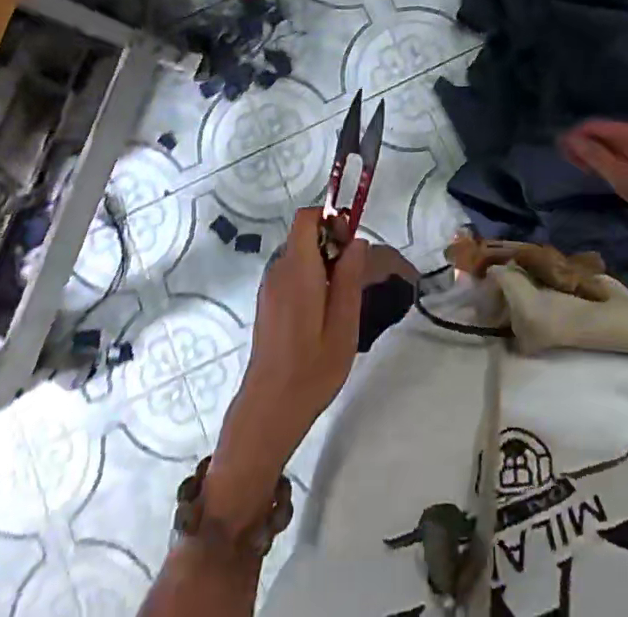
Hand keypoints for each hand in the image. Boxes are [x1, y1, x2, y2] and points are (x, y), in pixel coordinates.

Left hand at [206, 208, 366, 527]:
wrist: (270, 408)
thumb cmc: (312, 369)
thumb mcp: (343, 325)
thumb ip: (349, 278)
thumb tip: (357, 242)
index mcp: (297, 272)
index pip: (305, 219)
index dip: (331, 219)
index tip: (353, 244)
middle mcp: (278, 272)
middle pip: (305, 235)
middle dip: (334, 243)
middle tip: (358, 275)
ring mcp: (270, 287)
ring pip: (300, 255)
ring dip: (326, 262)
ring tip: (346, 297)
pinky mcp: (269, 302)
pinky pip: (293, 273)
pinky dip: (313, 277)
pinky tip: (327, 311)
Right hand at [559, 119, 627, 224]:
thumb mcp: (617, 174)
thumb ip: (593, 155)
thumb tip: (571, 139)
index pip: (594, 126)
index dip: (575, 135)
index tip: (560, 151)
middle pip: (604, 132)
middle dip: (585, 144)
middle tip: (569, 162)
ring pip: (614, 143)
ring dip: (597, 153)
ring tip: (585, 169)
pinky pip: (625, 151)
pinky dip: (611, 158)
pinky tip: (607, 173)